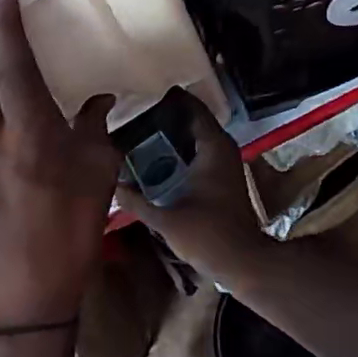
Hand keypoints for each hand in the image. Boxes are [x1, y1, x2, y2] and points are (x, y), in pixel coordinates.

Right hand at [116, 89, 267, 271]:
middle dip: (169, 115)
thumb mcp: (166, 220)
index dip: (171, 98)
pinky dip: (185, 147)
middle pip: (195, 120)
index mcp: (212, 147)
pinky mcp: (226, 177)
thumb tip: (112, 184)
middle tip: (138, 111)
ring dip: (177, 132)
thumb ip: (137, 201)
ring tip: (145, 129)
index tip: (145, 93)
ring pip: (200, 136)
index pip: (193, 108)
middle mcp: (223, 148)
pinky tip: (162, 155)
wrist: (245, 263)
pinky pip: (203, 149)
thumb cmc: (208, 236)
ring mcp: (227, 163)